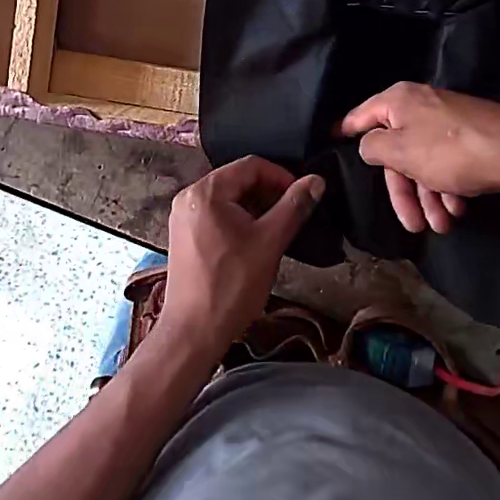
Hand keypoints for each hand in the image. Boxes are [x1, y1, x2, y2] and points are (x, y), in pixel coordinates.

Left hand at [162, 156, 324, 349]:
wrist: (193, 333)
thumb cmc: (230, 286)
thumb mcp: (270, 241)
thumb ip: (295, 206)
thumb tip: (315, 181)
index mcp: (206, 193)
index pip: (251, 165)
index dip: (282, 176)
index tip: (301, 195)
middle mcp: (189, 198)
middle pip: (238, 179)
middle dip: (269, 192)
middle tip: (292, 213)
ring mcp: (184, 218)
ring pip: (229, 198)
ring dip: (257, 207)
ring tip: (277, 229)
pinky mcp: (185, 236)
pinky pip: (218, 214)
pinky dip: (240, 220)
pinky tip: (256, 241)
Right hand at [338, 82, 499, 233]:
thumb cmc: (448, 150)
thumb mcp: (399, 151)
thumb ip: (372, 147)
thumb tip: (368, 143)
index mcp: (400, 100)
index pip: (362, 115)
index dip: (346, 129)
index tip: (334, 139)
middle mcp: (422, 105)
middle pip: (398, 151)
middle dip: (405, 192)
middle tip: (412, 225)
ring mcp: (449, 121)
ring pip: (425, 162)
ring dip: (430, 198)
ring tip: (443, 225)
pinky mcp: (471, 136)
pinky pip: (448, 163)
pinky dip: (449, 188)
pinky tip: (458, 209)